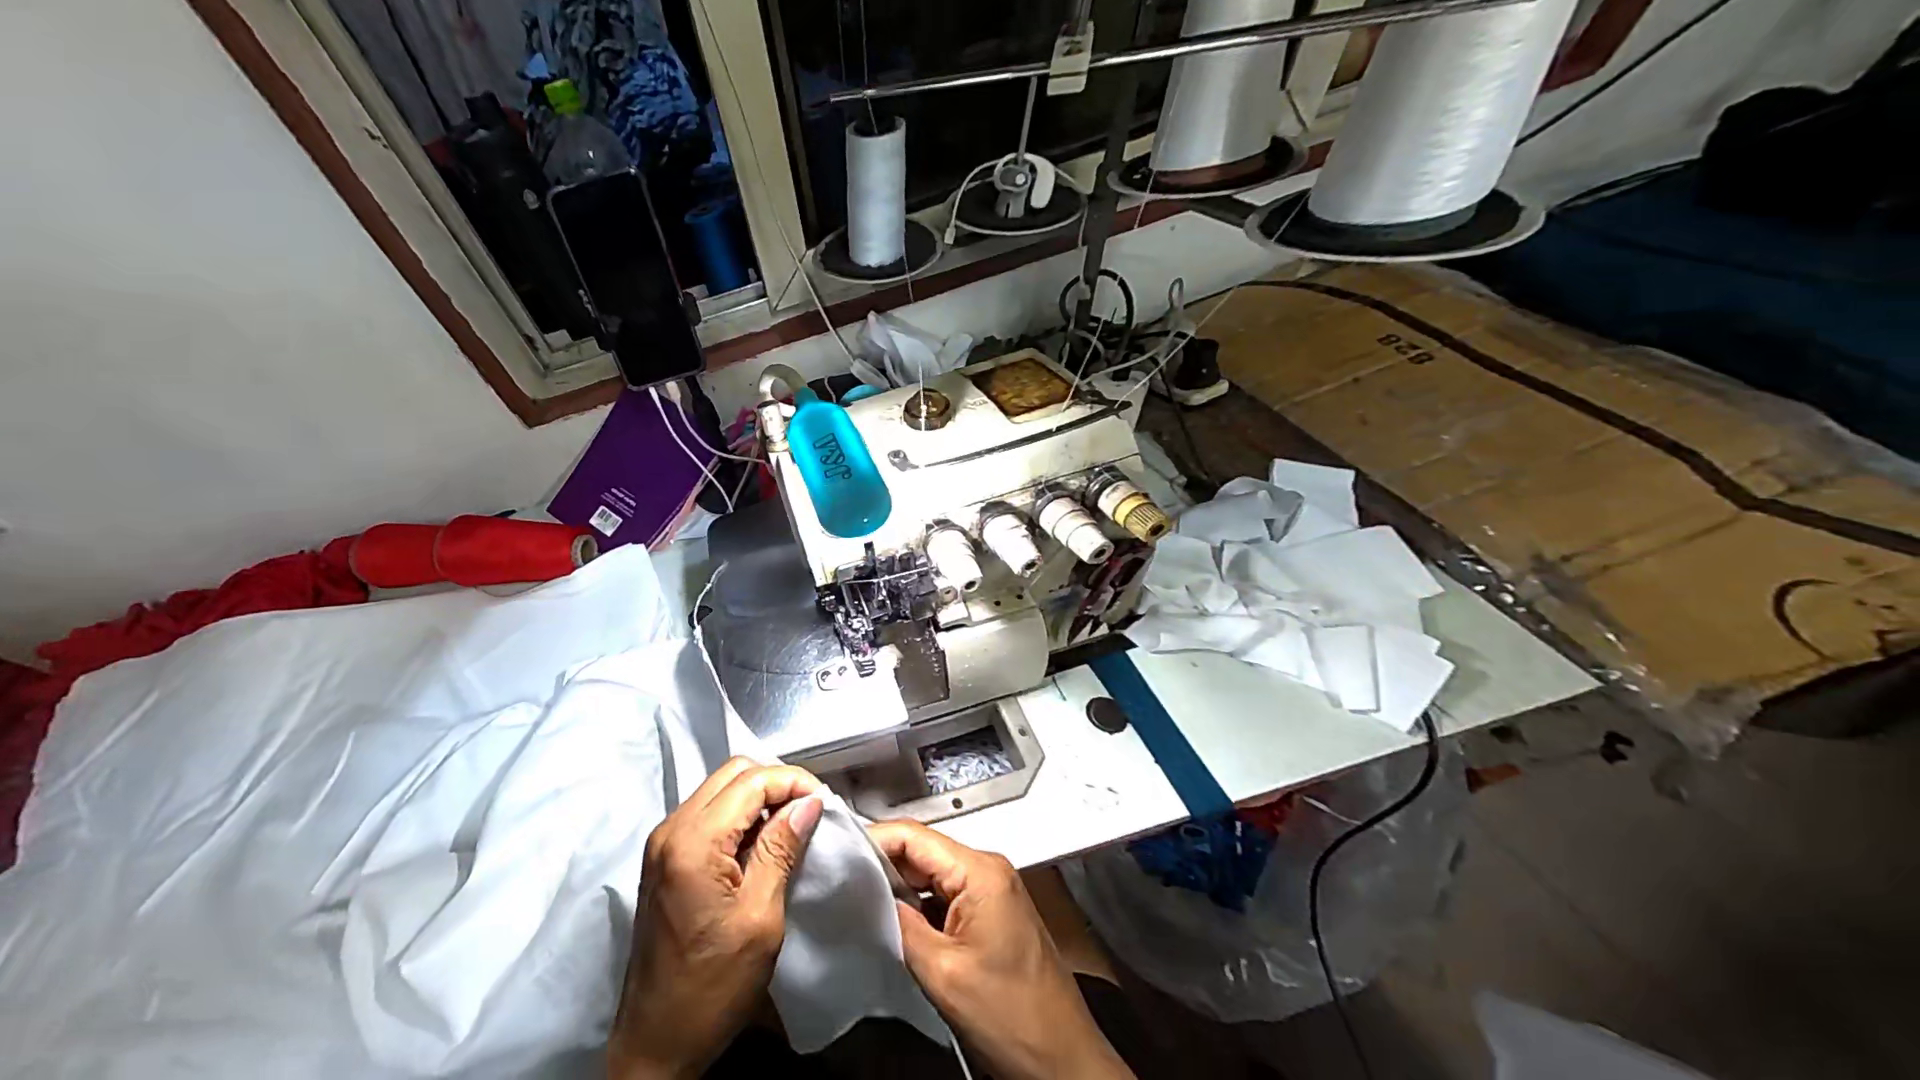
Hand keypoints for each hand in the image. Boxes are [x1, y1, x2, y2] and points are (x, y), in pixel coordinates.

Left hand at [609, 758, 824, 1078]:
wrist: (655, 1043)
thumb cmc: (712, 988)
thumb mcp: (760, 918)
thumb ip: (781, 849)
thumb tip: (809, 802)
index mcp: (692, 843)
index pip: (751, 781)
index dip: (794, 782)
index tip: (825, 804)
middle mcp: (670, 830)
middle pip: (733, 772)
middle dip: (776, 782)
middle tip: (809, 811)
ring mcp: (663, 844)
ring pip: (720, 788)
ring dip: (759, 797)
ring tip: (792, 826)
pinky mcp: (664, 859)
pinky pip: (709, 813)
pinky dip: (740, 815)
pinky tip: (764, 842)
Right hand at [867, 820, 1133, 1079]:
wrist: (1061, 1058)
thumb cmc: (1014, 1017)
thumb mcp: (942, 971)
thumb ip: (901, 924)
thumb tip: (871, 895)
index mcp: (981, 872)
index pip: (914, 836)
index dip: (874, 841)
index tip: (840, 857)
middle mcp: (988, 869)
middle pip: (923, 851)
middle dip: (882, 867)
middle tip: (842, 887)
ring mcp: (992, 890)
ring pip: (931, 874)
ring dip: (900, 889)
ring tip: (862, 906)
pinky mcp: (990, 911)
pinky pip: (945, 895)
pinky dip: (919, 907)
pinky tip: (896, 924)